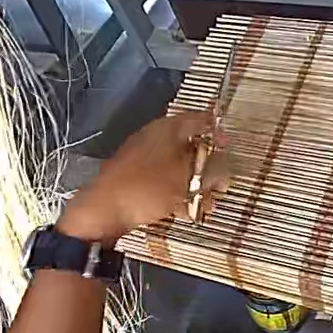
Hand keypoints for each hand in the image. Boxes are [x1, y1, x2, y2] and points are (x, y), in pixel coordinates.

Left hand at [58, 111, 224, 242]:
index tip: (230, 146)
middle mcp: (154, 137)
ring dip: (194, 185)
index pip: (199, 120)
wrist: (103, 210)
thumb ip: (211, 172)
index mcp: (167, 129)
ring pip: (178, 167)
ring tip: (204, 206)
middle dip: (208, 168)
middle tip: (220, 185)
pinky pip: (164, 179)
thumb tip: (224, 171)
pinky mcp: (135, 176)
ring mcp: (142, 156)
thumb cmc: (148, 188)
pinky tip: (184, 212)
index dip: (217, 132)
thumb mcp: (187, 180)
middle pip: (190, 147)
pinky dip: (177, 192)